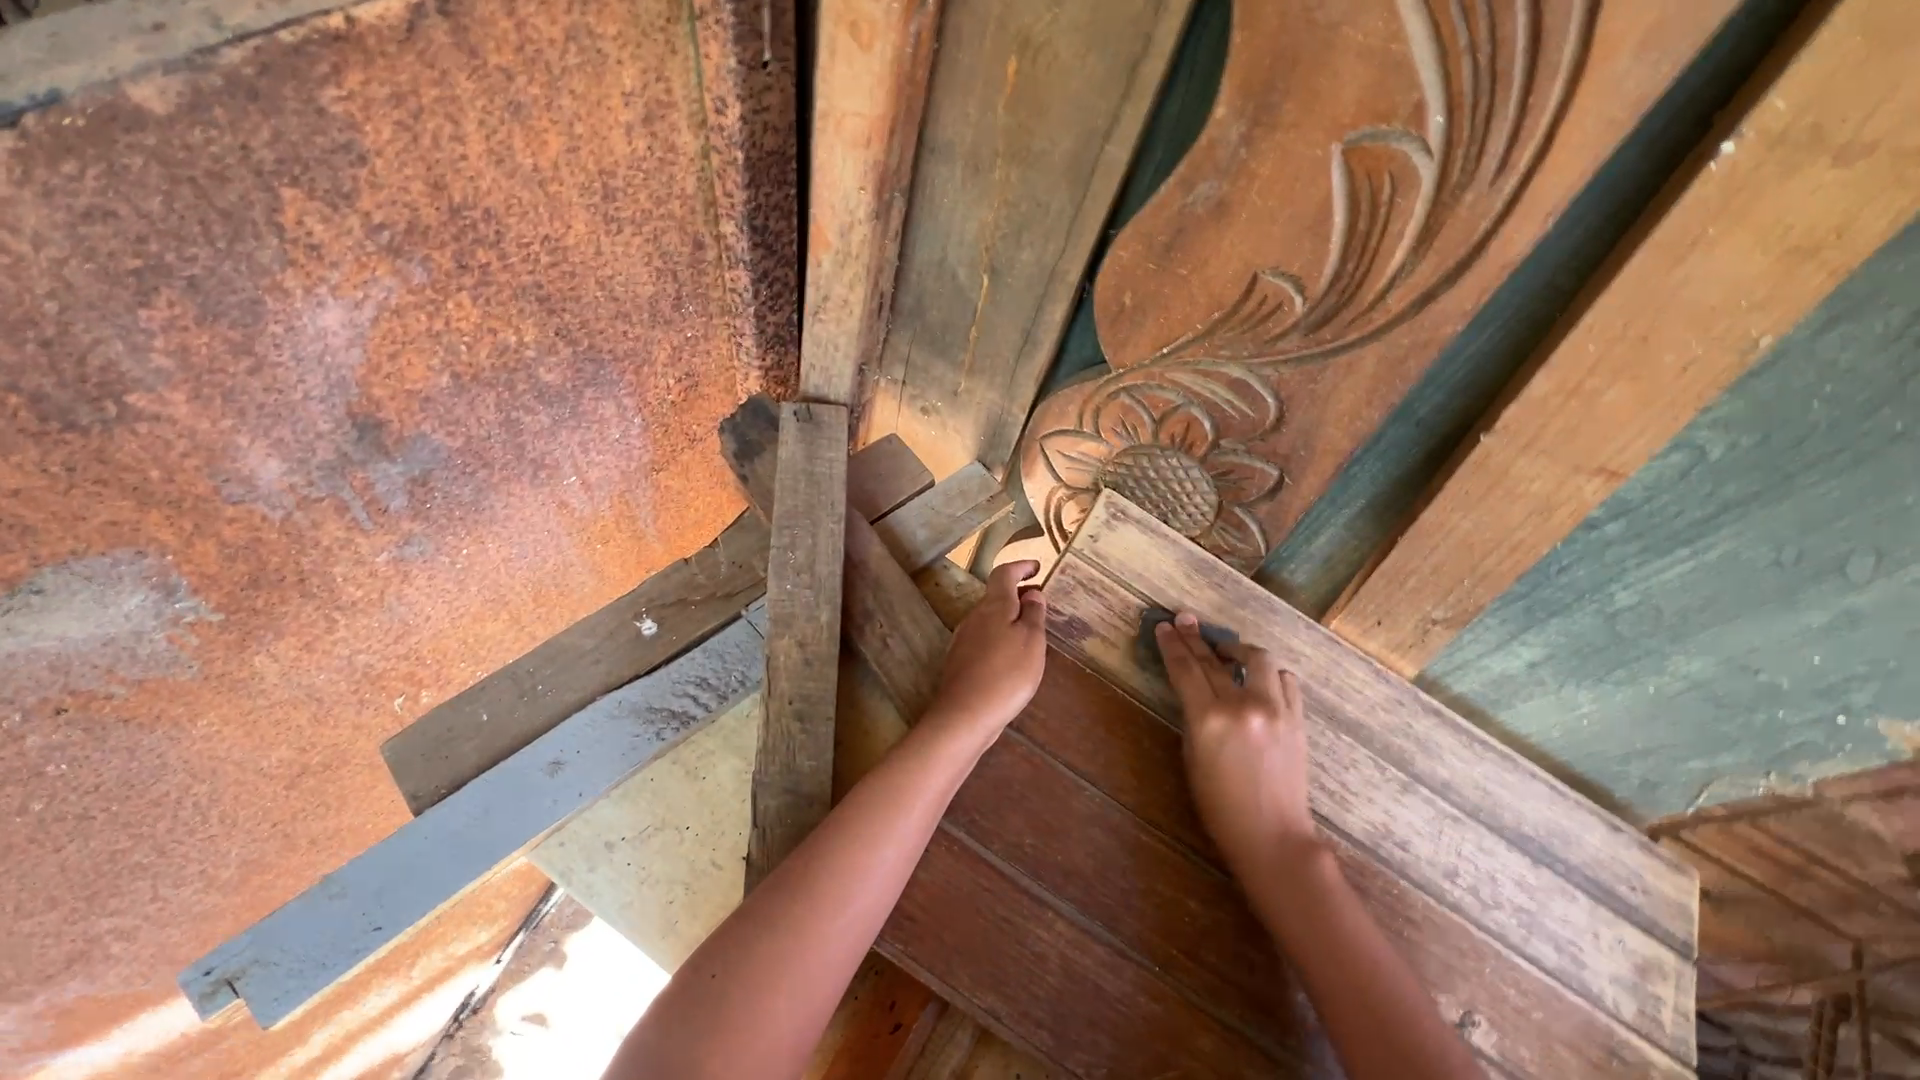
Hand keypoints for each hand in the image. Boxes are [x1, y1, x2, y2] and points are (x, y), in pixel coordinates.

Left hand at [933, 560, 1047, 731]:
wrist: (965, 715)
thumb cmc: (1006, 674)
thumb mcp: (1031, 642)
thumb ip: (1033, 614)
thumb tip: (1032, 593)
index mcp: (993, 606)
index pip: (1004, 574)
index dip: (1020, 566)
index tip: (1036, 566)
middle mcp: (974, 617)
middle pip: (995, 596)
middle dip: (1017, 594)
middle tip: (1039, 600)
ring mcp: (963, 640)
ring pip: (989, 618)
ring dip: (1009, 616)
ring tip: (1030, 628)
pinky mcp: (961, 662)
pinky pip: (984, 638)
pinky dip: (1000, 636)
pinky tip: (1011, 655)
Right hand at [1155, 613, 1315, 873]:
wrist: (1271, 834)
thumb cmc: (1218, 805)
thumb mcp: (1192, 756)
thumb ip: (1194, 717)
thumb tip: (1196, 688)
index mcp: (1207, 718)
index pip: (1185, 669)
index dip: (1172, 645)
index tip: (1165, 627)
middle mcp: (1242, 705)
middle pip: (1214, 661)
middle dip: (1196, 638)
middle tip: (1184, 620)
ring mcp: (1275, 709)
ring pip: (1258, 659)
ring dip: (1238, 651)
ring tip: (1227, 652)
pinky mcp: (1297, 717)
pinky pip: (1284, 679)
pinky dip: (1269, 673)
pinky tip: (1259, 677)